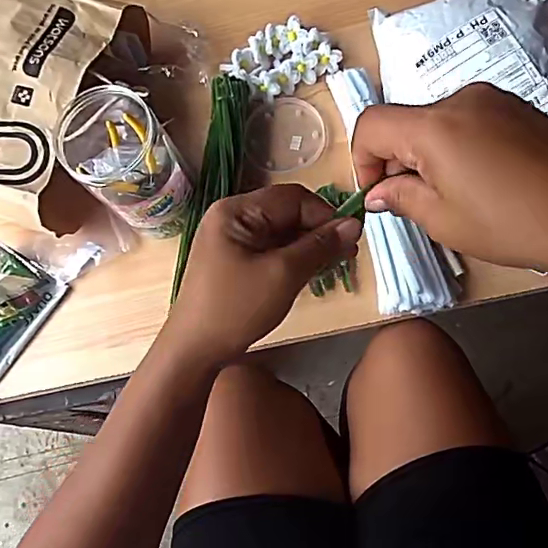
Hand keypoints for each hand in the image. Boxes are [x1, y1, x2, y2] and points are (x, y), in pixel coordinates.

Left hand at [165, 184, 361, 362]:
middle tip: (347, 257)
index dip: (325, 215)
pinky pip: (269, 250)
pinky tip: (310, 274)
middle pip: (287, 213)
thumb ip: (319, 246)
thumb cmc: (235, 309)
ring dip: (308, 248)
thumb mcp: (283, 275)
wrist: (194, 349)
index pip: (292, 198)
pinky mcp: (232, 261)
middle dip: (318, 233)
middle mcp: (230, 218)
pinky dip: (292, 259)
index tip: (351, 241)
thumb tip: (354, 224)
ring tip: (333, 267)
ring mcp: (230, 240)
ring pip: (281, 233)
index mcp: (235, 211)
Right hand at [350, 81, 547, 287]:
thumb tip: (378, 192)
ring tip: (455, 197)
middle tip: (414, 203)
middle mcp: (462, 100)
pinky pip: (468, 123)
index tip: (378, 194)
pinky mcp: (518, 109)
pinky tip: (482, 184)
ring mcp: (495, 100)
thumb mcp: (445, 221)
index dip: (362, 161)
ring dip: (428, 157)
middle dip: (396, 161)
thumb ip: (401, 198)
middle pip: (404, 122)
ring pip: (436, 124)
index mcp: (435, 126)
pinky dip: (457, 150)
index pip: (371, 125)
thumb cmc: (517, 224)